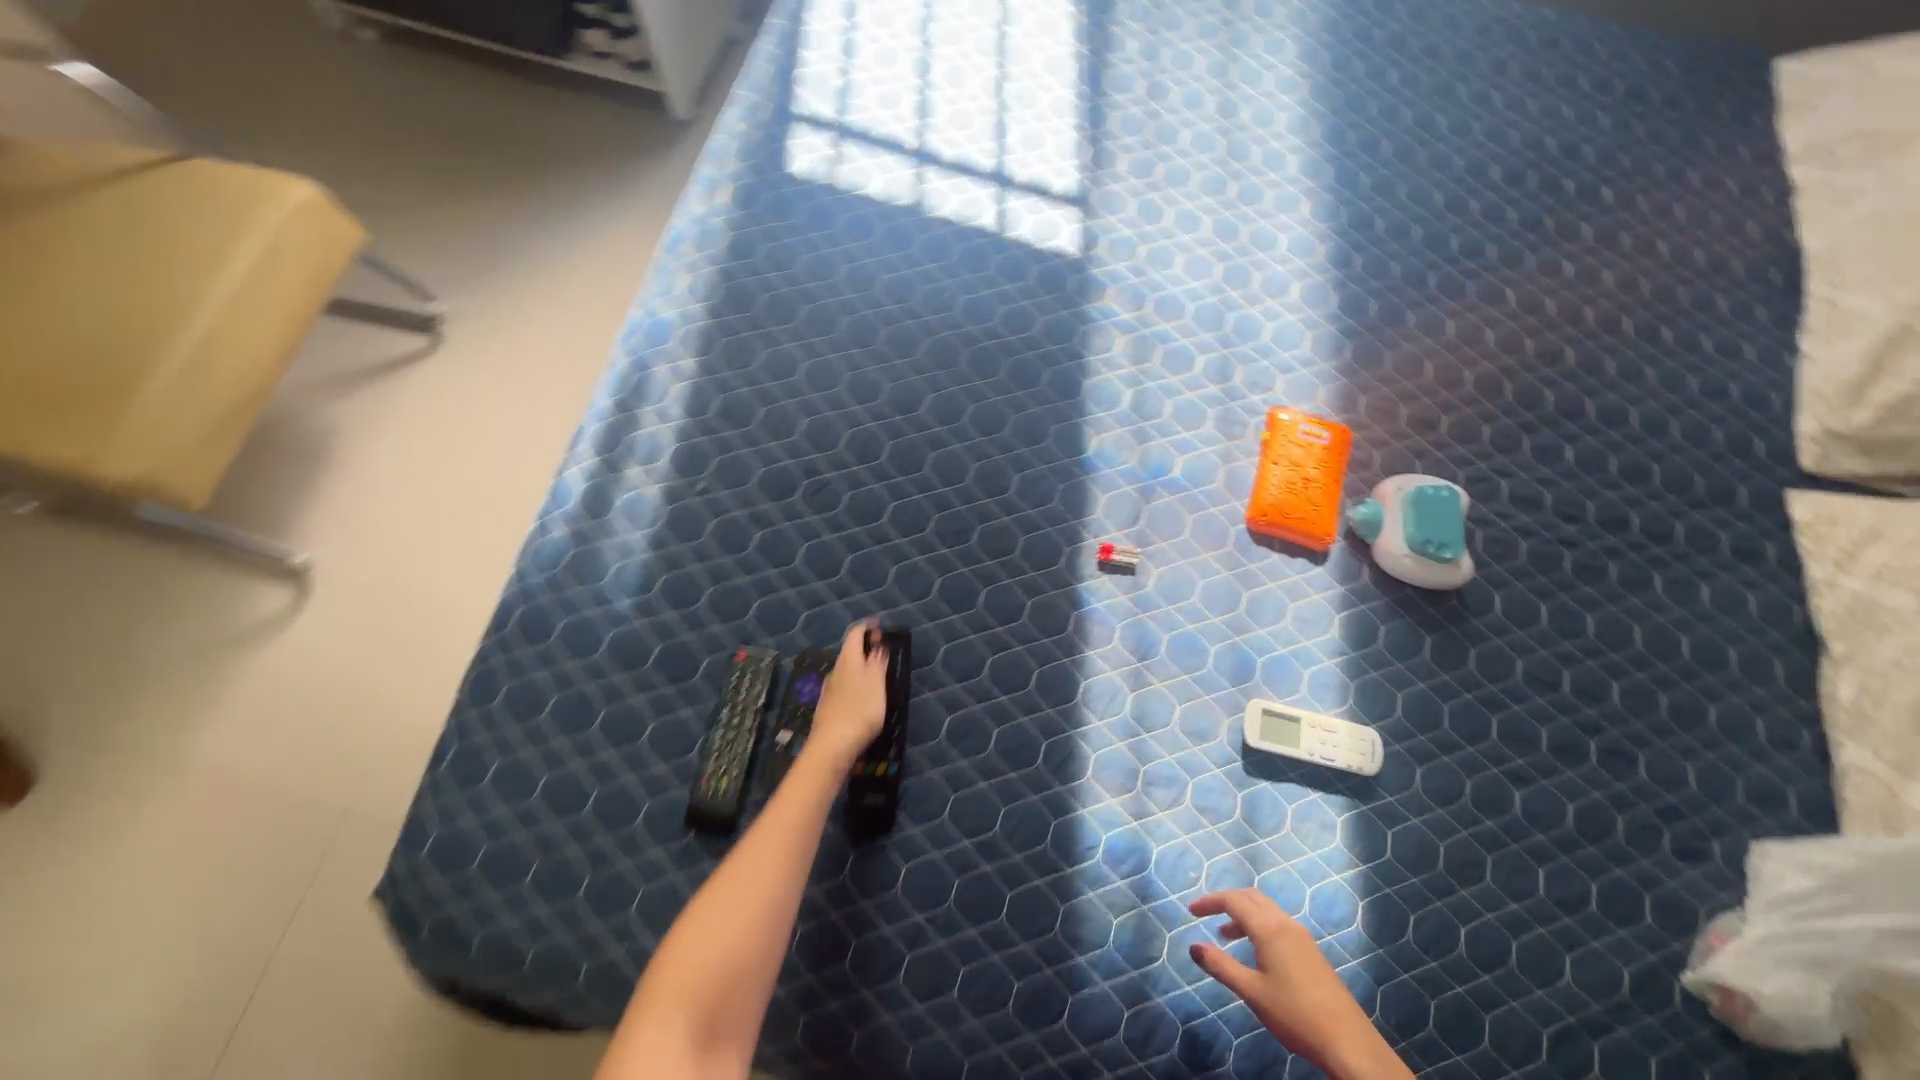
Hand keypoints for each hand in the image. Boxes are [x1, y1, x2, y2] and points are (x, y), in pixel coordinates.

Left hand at [805, 620, 888, 765]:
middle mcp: (835, 670)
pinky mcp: (828, 706)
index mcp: (847, 660)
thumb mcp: (876, 683)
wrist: (832, 745)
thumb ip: (878, 662)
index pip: (854, 633)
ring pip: (846, 670)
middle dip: (865, 648)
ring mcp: (829, 689)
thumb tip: (878, 645)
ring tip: (876, 673)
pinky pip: (844, 686)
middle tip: (882, 650)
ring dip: (860, 667)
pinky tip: (862, 696)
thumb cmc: (860, 710)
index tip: (880, 626)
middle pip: (849, 652)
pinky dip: (855, 683)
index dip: (867, 626)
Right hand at [1188, 890, 1412, 1079]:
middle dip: (1226, 901)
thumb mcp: (1251, 992)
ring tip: (1225, 935)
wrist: (1347, 1041)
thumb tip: (1194, 946)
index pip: (1234, 900)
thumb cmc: (1294, 1014)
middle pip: (1252, 897)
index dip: (1210, 901)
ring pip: (1267, 910)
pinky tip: (1254, 952)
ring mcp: (1303, 937)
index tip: (1190, 910)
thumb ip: (1221, 966)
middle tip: (1205, 915)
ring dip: (1243, 914)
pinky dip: (1259, 926)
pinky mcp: (1311, 952)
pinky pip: (1279, 924)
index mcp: (1270, 929)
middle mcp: (1287, 924)